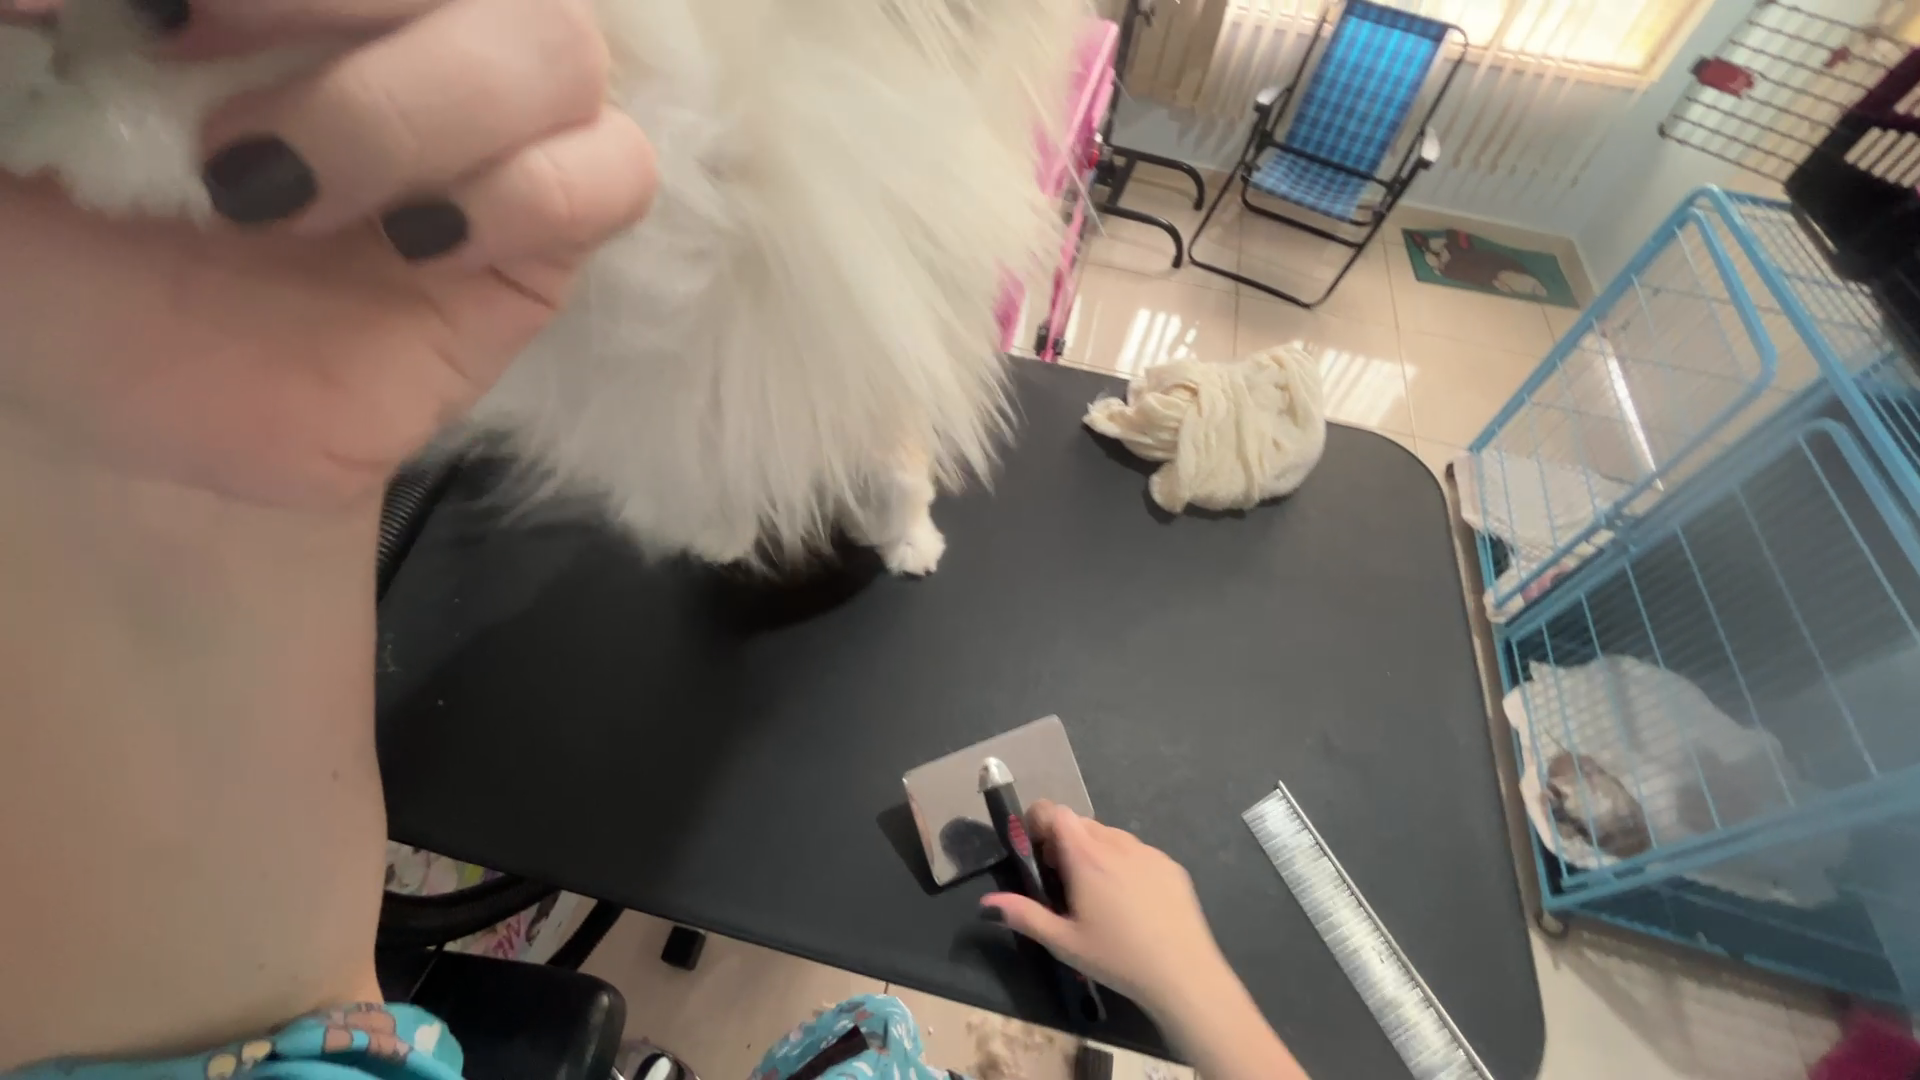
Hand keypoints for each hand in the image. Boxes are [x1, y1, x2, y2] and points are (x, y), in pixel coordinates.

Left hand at [0, 0, 654, 510]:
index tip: (121, 17)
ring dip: (427, 112)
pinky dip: (528, 199)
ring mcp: (500, 138)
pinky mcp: (548, 244)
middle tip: (185, 76)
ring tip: (291, 198)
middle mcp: (413, 27)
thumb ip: (47, 19)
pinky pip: (614, 178)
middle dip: (332, 2)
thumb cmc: (52, 241)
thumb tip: (113, 4)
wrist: (150, 404)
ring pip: (565, 54)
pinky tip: (422, 248)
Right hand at [981, 801, 1235, 1013]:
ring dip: (1094, 851)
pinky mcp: (1169, 864)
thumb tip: (985, 902)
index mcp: (1086, 855)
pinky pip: (1136, 850)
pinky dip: (1124, 863)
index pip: (1054, 810)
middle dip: (1064, 841)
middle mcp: (1116, 842)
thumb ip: (1023, 916)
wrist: (1184, 975)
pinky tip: (1131, 902)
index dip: (1039, 821)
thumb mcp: (1064, 942)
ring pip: (1109, 835)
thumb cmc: (1117, 957)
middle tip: (1062, 881)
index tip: (1036, 851)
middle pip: (1079, 822)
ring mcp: (1147, 851)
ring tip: (1097, 894)